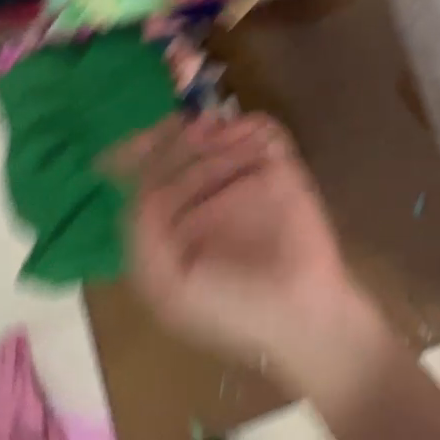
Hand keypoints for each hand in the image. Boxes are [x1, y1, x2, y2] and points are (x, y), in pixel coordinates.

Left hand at [120, 113, 365, 363]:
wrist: (296, 311)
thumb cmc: (229, 308)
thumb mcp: (167, 283)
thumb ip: (143, 232)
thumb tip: (146, 179)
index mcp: (172, 222)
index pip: (149, 172)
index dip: (143, 151)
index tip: (144, 139)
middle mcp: (205, 195)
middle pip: (181, 147)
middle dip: (180, 140)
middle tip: (194, 134)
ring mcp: (244, 180)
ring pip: (221, 133)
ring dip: (216, 132)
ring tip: (219, 140)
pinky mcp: (282, 170)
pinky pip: (266, 134)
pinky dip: (253, 128)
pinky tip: (247, 142)